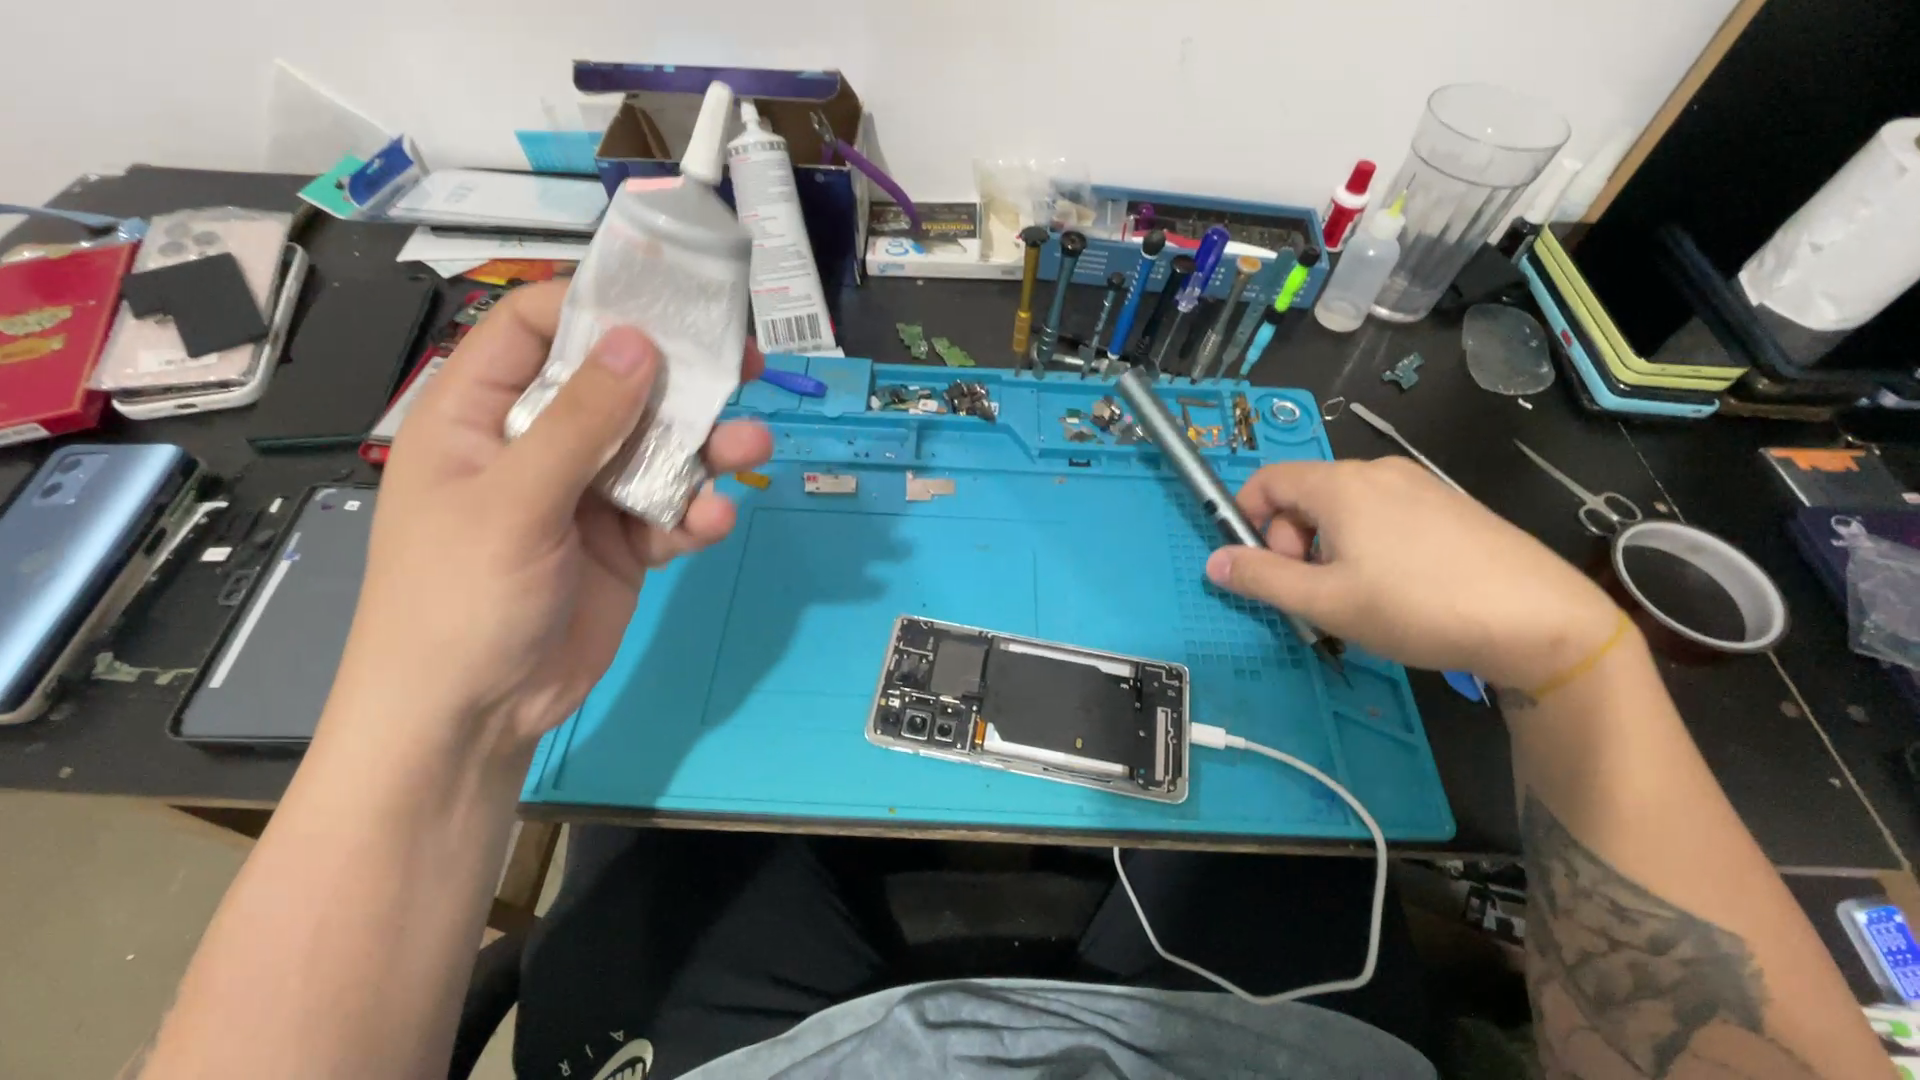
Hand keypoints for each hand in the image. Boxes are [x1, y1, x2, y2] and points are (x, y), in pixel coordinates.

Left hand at [326, 282, 771, 756]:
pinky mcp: (623, 542)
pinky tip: (711, 522)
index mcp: (482, 415)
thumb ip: (580, 422)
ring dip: (705, 449)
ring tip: (751, 449)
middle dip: (678, 378)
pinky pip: (670, 512)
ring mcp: (585, 495)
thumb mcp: (513, 502)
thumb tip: (639, 342)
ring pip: (657, 450)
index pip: (535, 330)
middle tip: (742, 364)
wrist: (473, 715)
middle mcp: (538, 444)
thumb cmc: (461, 597)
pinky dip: (695, 514)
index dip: (596, 307)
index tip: (666, 301)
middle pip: (616, 386)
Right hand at [1204, 458, 1620, 689]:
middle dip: (1292, 542)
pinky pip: (1385, 515)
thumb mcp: (1325, 603)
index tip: (1260, 567)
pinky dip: (1368, 545)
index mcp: (1340, 485)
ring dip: (1329, 548)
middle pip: (1306, 495)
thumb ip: (1261, 579)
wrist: (1540, 621)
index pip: (1267, 480)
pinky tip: (1400, 588)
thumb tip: (1214, 562)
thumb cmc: (1416, 607)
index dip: (1246, 519)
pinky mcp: (1451, 506)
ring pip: (1345, 508)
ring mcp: (1419, 485)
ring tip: (1358, 597)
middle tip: (1314, 593)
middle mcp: (1377, 471)